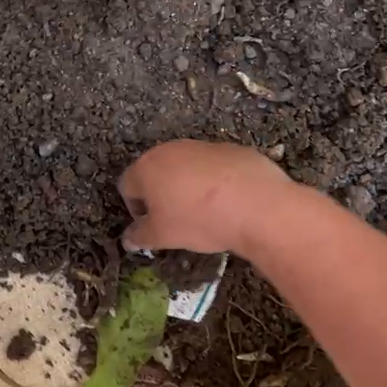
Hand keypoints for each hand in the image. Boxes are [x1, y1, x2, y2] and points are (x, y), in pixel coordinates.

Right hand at [116, 140, 297, 253]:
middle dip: (162, 195)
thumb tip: (127, 239)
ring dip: (189, 186)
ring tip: (208, 212)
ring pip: (186, 167)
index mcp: (146, 168)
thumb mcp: (163, 237)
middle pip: (156, 172)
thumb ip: (140, 236)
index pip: (127, 186)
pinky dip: (217, 182)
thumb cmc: (200, 221)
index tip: (153, 226)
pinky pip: (215, 167)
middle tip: (178, 220)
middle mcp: (169, 150)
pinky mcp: (231, 149)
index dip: (136, 209)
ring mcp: (201, 146)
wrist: (259, 206)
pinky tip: (232, 202)